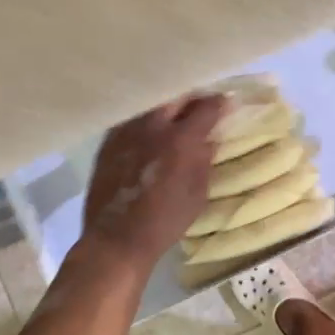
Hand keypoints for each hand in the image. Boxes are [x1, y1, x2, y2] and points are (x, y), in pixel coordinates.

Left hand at [81, 94, 227, 268]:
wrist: (116, 238)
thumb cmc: (165, 221)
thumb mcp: (198, 194)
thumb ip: (204, 161)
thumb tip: (209, 140)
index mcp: (180, 139)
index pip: (207, 107)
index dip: (220, 103)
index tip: (227, 103)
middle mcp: (152, 125)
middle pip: (176, 96)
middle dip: (192, 98)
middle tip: (201, 106)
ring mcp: (126, 129)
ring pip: (151, 103)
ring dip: (167, 105)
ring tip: (175, 114)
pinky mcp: (108, 140)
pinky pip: (131, 117)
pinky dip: (145, 118)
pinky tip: (149, 130)